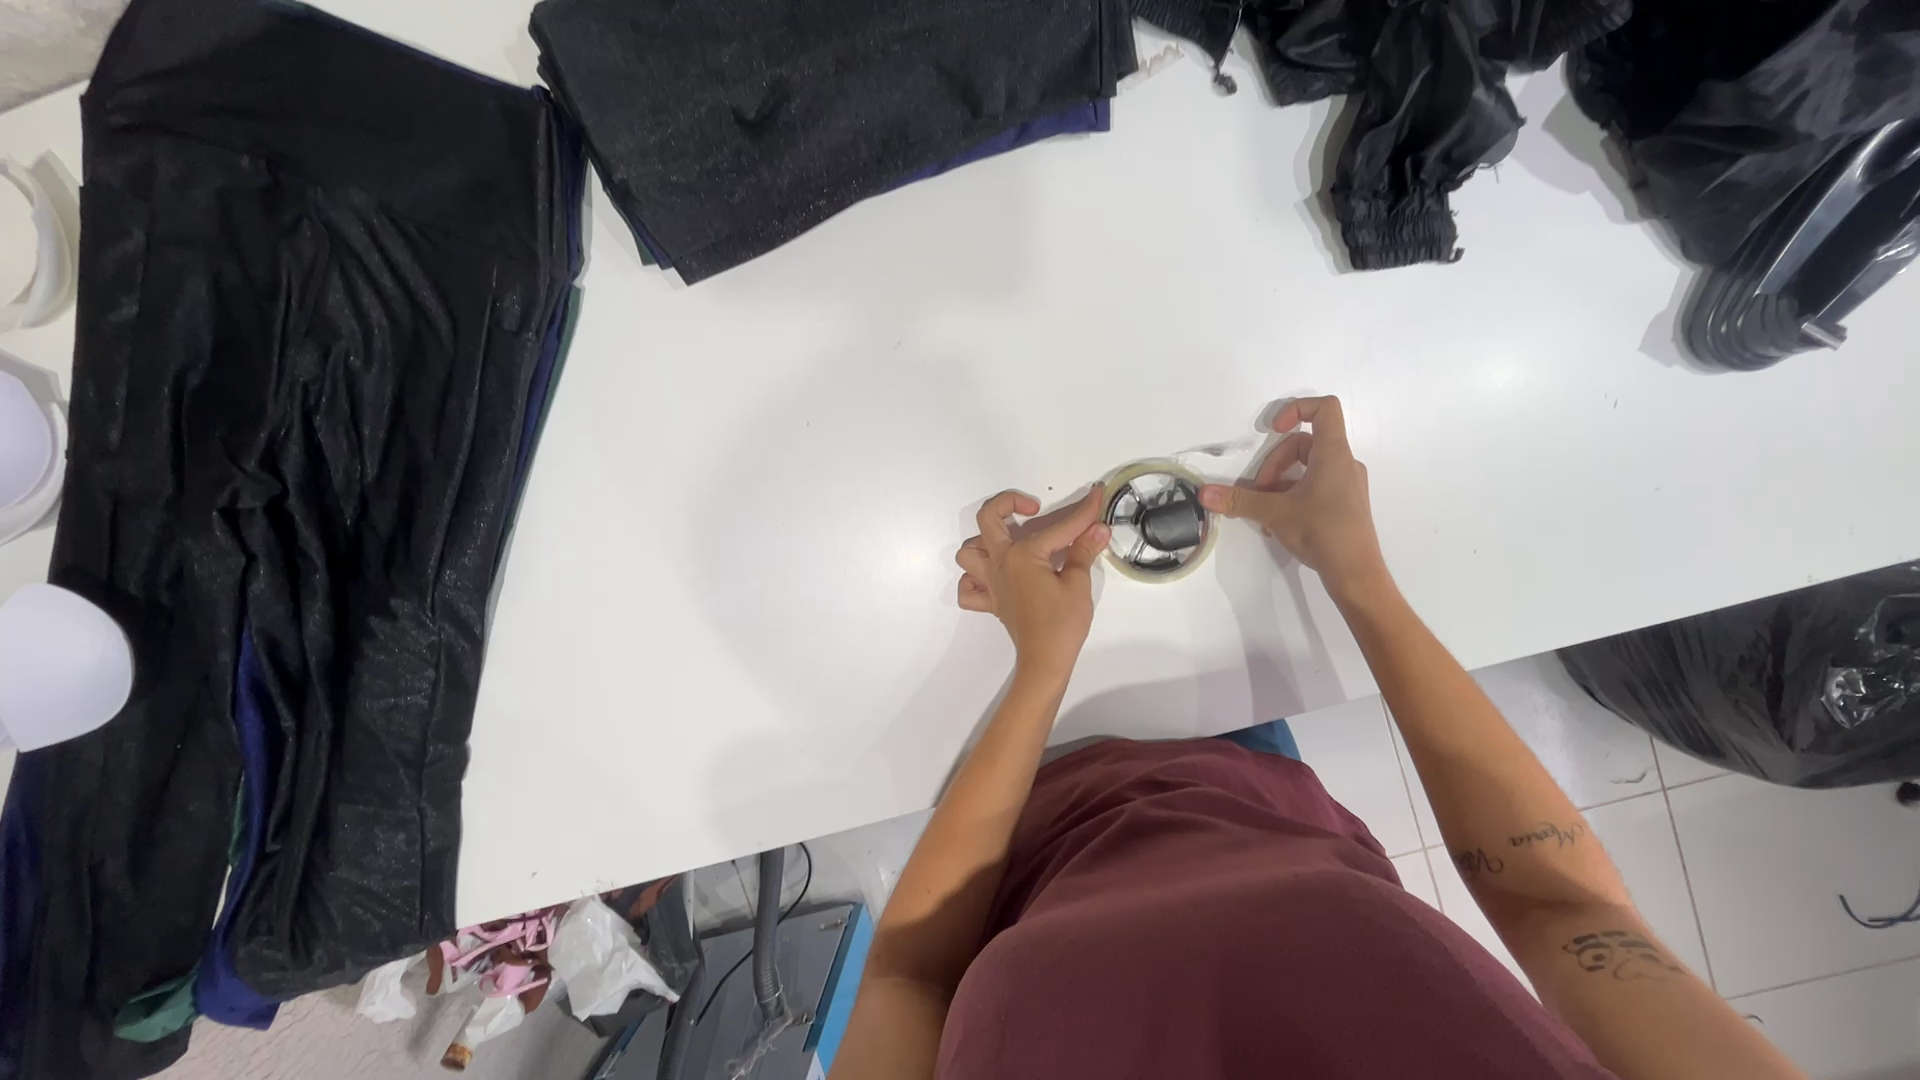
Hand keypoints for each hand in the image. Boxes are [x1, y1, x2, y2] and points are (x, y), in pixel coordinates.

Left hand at [956, 486, 1109, 680]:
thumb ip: (1083, 551)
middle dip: (1007, 503)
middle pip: (988, 520)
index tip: (1095, 496)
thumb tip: (1097, 529)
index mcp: (1023, 555)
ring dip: (984, 541)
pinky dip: (974, 580)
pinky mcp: (991, 601)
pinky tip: (994, 577)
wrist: (1046, 660)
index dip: (1081, 512)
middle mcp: (1000, 564)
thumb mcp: (1078, 584)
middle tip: (1031, 509)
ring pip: (968, 553)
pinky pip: (968, 588)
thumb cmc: (1062, 624)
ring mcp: (991, 583)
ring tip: (1010, 541)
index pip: (1058, 528)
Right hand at [1199, 396, 1388, 598]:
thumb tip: (1205, 493)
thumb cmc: (1322, 532)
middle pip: (1303, 444)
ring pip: (1306, 468)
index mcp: (1332, 455)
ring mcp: (1345, 484)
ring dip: (1279, 483)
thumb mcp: (1274, 513)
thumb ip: (1239, 500)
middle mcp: (1343, 464)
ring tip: (1264, 512)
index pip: (1324, 409)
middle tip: (1259, 491)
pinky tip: (1277, 523)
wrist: (1355, 572)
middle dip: (1274, 464)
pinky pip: (1313, 487)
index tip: (1272, 430)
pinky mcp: (1343, 504)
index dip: (1295, 409)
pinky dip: (1292, 496)